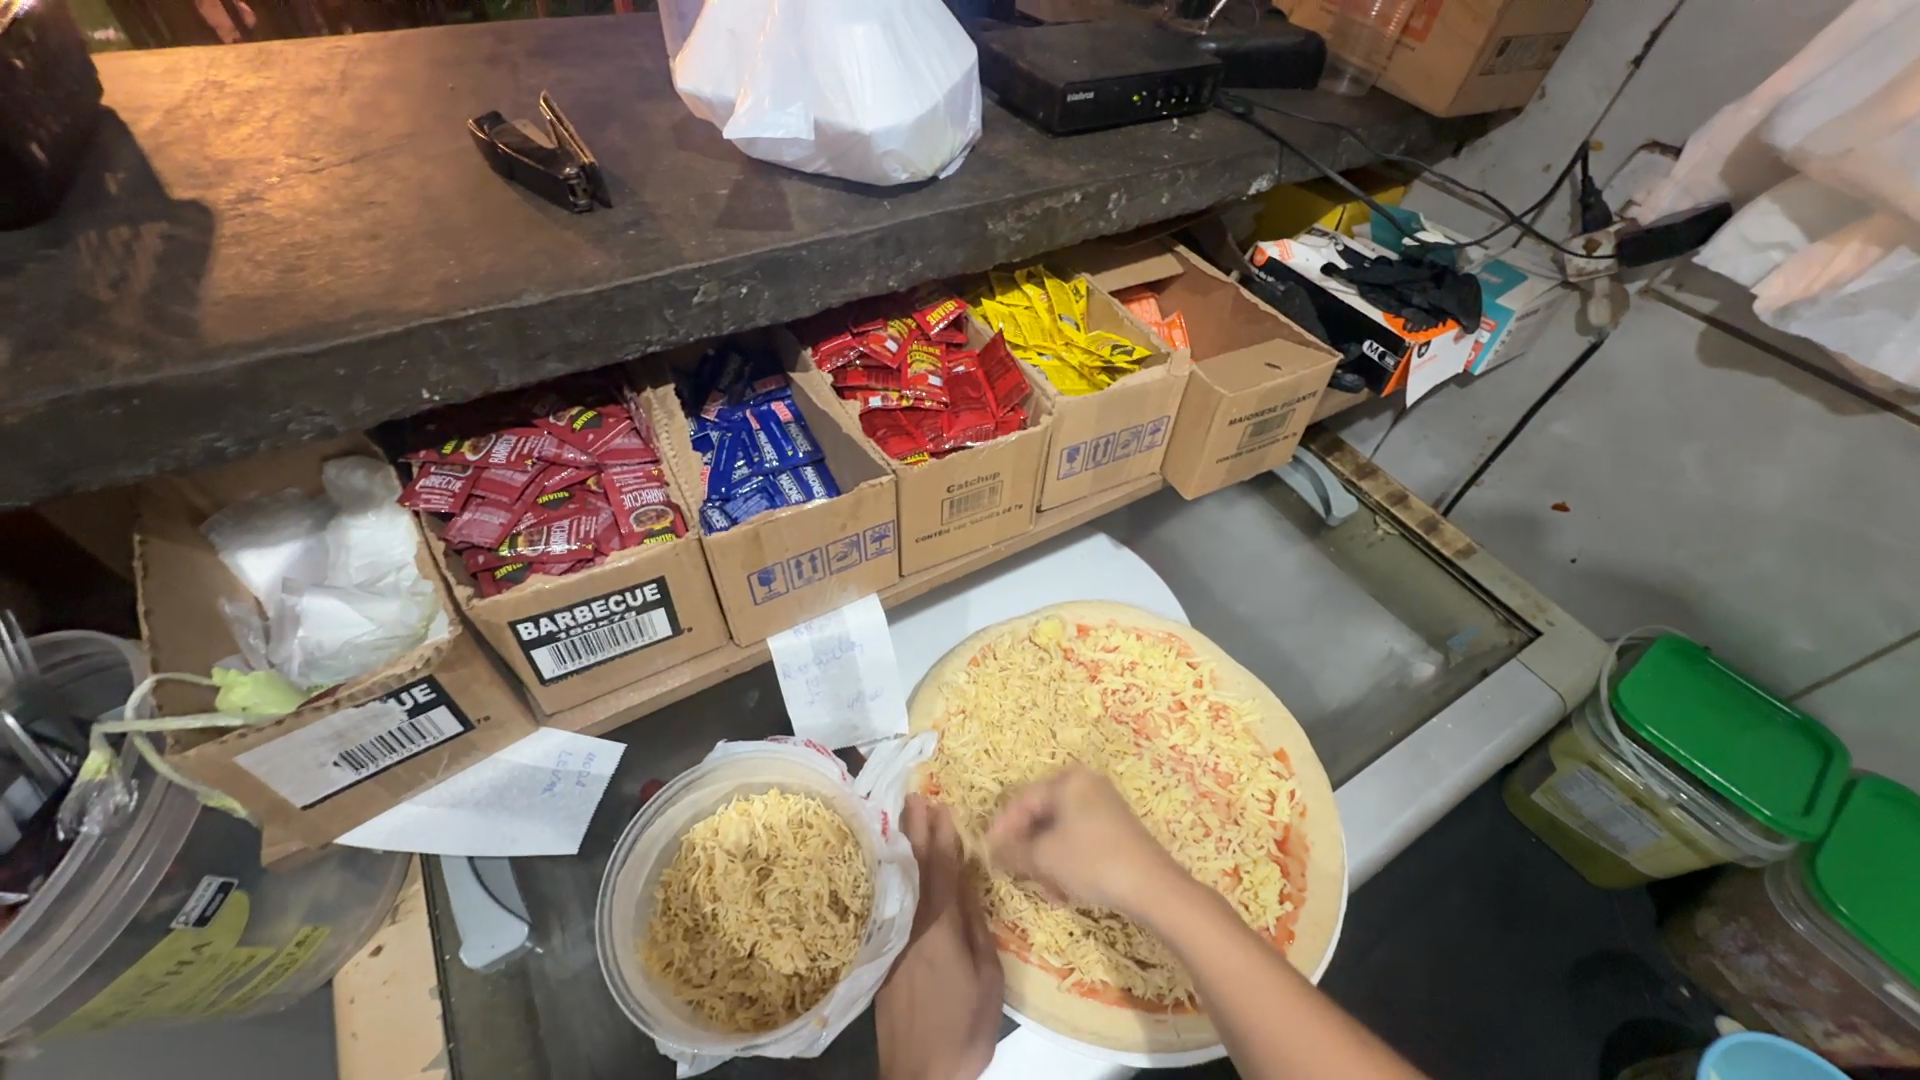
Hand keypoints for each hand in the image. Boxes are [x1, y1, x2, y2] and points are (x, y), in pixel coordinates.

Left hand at [876, 794, 1002, 1079]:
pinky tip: (897, 866)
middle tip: (914, 795)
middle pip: (915, 866)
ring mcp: (896, 936)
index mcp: (941, 925)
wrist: (920, 1072)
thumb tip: (967, 884)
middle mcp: (913, 922)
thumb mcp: (988, 976)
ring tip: (903, 817)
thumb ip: (976, 926)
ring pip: (900, 879)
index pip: (942, 868)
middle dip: (915, 828)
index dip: (942, 834)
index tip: (941, 803)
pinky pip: (893, 899)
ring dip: (903, 846)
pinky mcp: (886, 952)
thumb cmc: (964, 1025)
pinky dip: (897, 874)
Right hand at [986, 764, 1187, 915]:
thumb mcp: (1044, 857)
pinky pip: (1079, 839)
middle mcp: (1086, 784)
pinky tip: (1066, 889)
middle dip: (1027, 848)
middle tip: (1016, 872)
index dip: (1002, 829)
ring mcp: (1104, 805)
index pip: (1022, 801)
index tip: (988, 854)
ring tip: (1046, 888)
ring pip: (1060, 831)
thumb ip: (1013, 850)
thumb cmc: (1092, 861)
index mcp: (1068, 780)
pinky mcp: (1117, 829)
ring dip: (1047, 860)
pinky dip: (1067, 861)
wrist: (1153, 887)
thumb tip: (991, 850)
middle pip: (1042, 815)